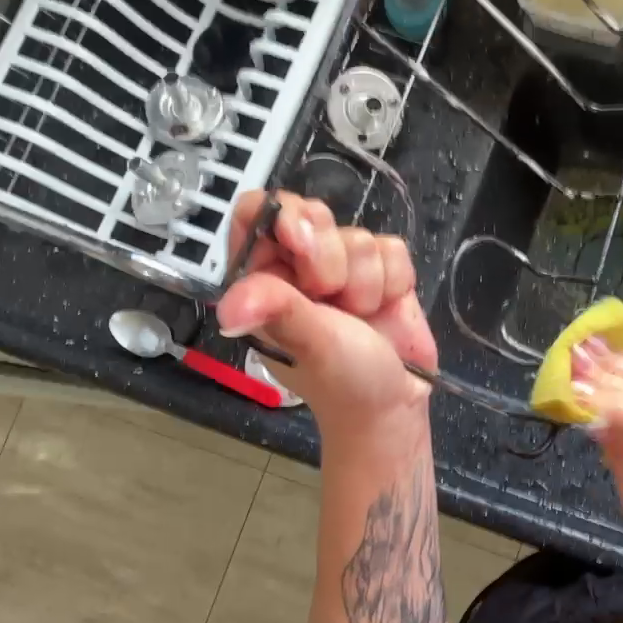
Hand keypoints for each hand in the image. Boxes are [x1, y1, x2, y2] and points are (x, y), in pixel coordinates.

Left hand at [216, 191, 435, 434]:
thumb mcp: (307, 345)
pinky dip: (394, 283)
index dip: (279, 215)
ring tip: (361, 318)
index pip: (256, 215)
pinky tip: (385, 310)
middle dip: (330, 259)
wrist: (393, 408)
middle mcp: (301, 268)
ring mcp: (345, 269)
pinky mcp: (384, 273)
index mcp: (264, 279)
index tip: (299, 240)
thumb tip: (228, 310)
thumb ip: (278, 310)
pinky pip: (393, 249)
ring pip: (360, 236)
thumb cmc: (340, 382)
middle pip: (314, 217)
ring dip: (366, 284)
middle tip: (331, 299)